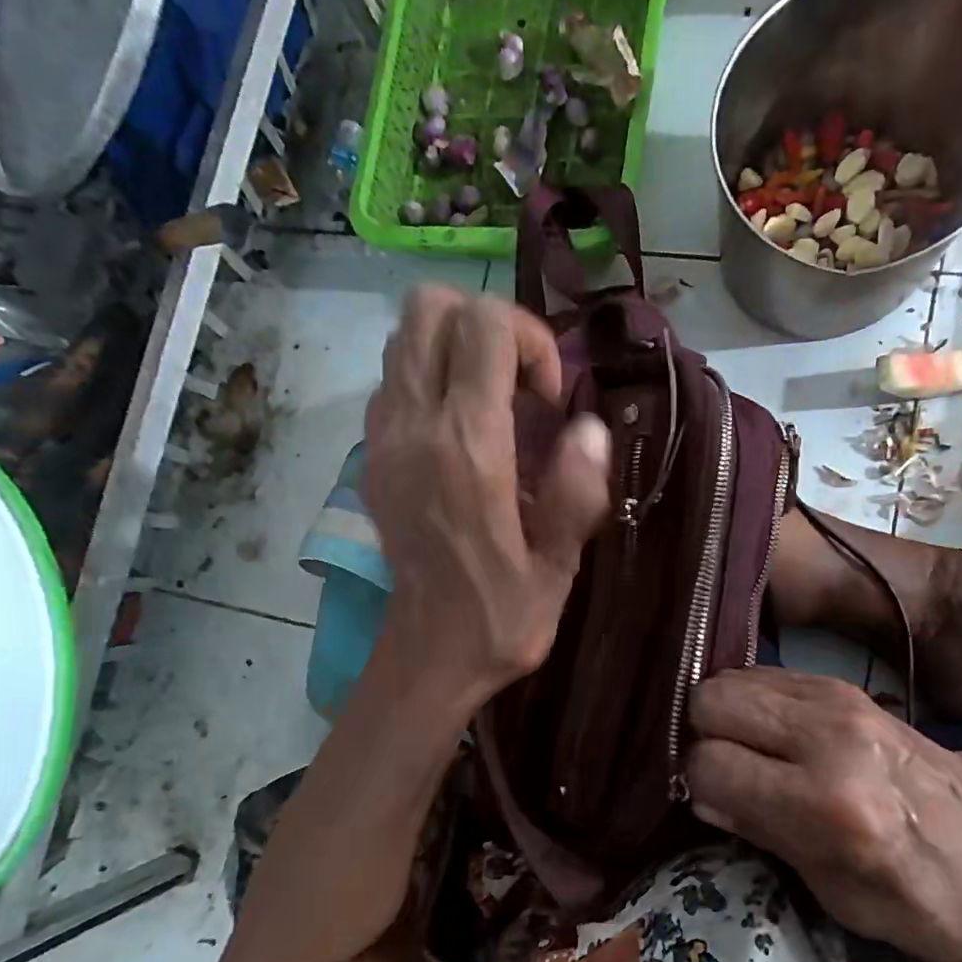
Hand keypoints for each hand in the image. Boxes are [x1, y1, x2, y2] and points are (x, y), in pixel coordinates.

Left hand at [363, 286, 610, 691]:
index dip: (531, 339)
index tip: (550, 398)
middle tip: (521, 383)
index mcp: (468, 449)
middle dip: (488, 325)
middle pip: (430, 308)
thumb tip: (590, 428)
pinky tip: (462, 426)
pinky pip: (394, 375)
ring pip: (404, 334)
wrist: (429, 654)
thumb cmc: (503, 614)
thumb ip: (577, 491)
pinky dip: (431, 375)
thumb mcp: (559, 564)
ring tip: (494, 399)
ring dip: (457, 347)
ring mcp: (382, 437)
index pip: (484, 327)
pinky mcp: (371, 453)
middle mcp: (414, 427)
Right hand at [687, 668, 961, 961]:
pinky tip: (765, 732)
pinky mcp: (839, 682)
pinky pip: (760, 675)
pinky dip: (746, 701)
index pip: (709, 765)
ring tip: (738, 749)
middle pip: (709, 702)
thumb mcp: (847, 902)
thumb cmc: (933, 892)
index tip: (709, 802)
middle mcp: (826, 736)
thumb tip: (701, 793)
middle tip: (717, 768)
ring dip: (720, 715)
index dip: (694, 785)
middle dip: (696, 736)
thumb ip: (768, 840)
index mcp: (830, 805)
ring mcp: (834, 698)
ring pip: (728, 679)